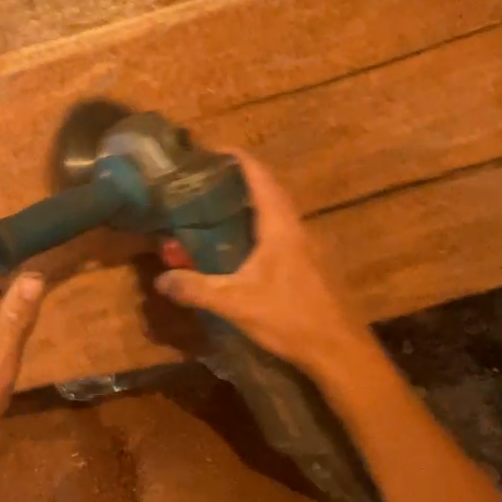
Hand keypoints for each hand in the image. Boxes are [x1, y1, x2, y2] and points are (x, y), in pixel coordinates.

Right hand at [153, 150, 365, 371]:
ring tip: (215, 207)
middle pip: (268, 191)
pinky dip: (256, 227)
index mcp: (280, 228)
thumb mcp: (235, 304)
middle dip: (237, 180)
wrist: (341, 352)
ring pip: (274, 213)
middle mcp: (296, 229)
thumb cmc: (290, 318)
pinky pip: (278, 233)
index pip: (260, 178)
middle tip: (203, 180)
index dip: (237, 159)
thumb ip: (195, 288)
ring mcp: (306, 248)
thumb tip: (161, 279)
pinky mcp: (309, 266)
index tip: (211, 150)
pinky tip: (237, 245)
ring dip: (248, 205)